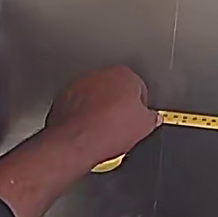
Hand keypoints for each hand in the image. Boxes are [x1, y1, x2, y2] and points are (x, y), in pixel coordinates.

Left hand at [43, 66, 160, 165]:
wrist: (76, 142)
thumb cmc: (107, 130)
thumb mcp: (144, 127)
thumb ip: (152, 117)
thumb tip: (153, 119)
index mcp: (124, 75)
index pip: (139, 87)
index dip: (140, 106)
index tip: (138, 118)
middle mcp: (101, 75)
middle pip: (116, 89)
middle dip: (119, 105)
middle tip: (121, 124)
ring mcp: (80, 84)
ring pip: (96, 95)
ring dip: (100, 108)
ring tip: (104, 129)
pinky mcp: (64, 96)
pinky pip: (79, 104)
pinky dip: (83, 113)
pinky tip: (89, 129)